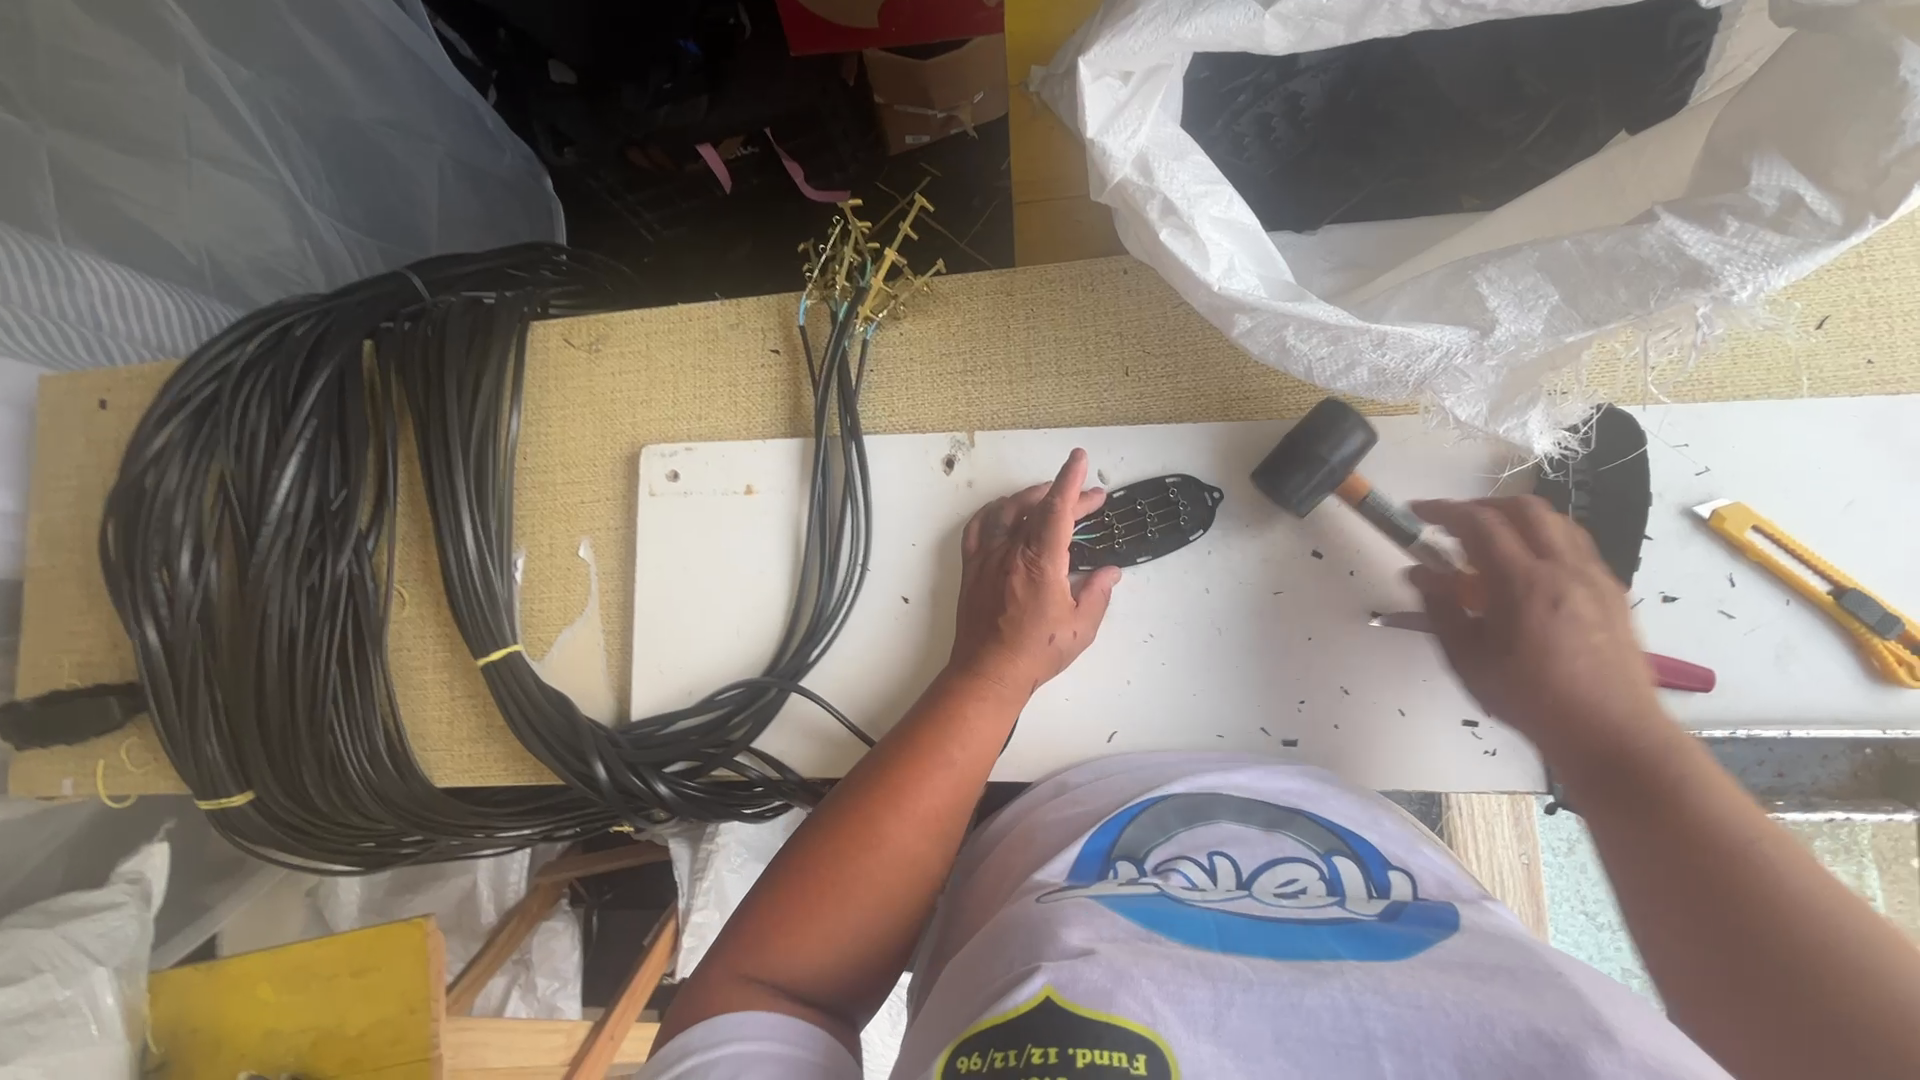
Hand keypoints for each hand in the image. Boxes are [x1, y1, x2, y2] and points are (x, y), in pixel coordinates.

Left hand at [948, 449, 1121, 699]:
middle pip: (1037, 507)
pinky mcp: (971, 569)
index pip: (1057, 509)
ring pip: (1006, 511)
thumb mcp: (1080, 627)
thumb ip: (1097, 593)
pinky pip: (978, 528)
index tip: (1079, 459)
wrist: (987, 672)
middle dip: (1065, 494)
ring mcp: (987, 558)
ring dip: (1031, 497)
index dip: (1070, 480)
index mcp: (1040, 562)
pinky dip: (995, 513)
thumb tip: (1110, 573)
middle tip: (1090, 499)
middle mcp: (1010, 552)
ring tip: (1051, 498)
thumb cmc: (1035, 653)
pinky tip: (1005, 512)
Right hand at [1407, 496, 1666, 759]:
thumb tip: (1419, 573)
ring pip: (1556, 522)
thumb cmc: (1530, 699)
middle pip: (1524, 508)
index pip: (1480, 524)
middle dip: (1481, 506)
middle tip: (1452, 524)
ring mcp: (1594, 578)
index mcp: (1524, 583)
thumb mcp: (1468, 659)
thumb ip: (1442, 609)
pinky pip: (1576, 545)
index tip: (1418, 513)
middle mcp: (1564, 569)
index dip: (1443, 510)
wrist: (1611, 731)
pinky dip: (1543, 539)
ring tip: (1488, 541)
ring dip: (1516, 519)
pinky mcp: (1611, 592)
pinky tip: (1526, 567)